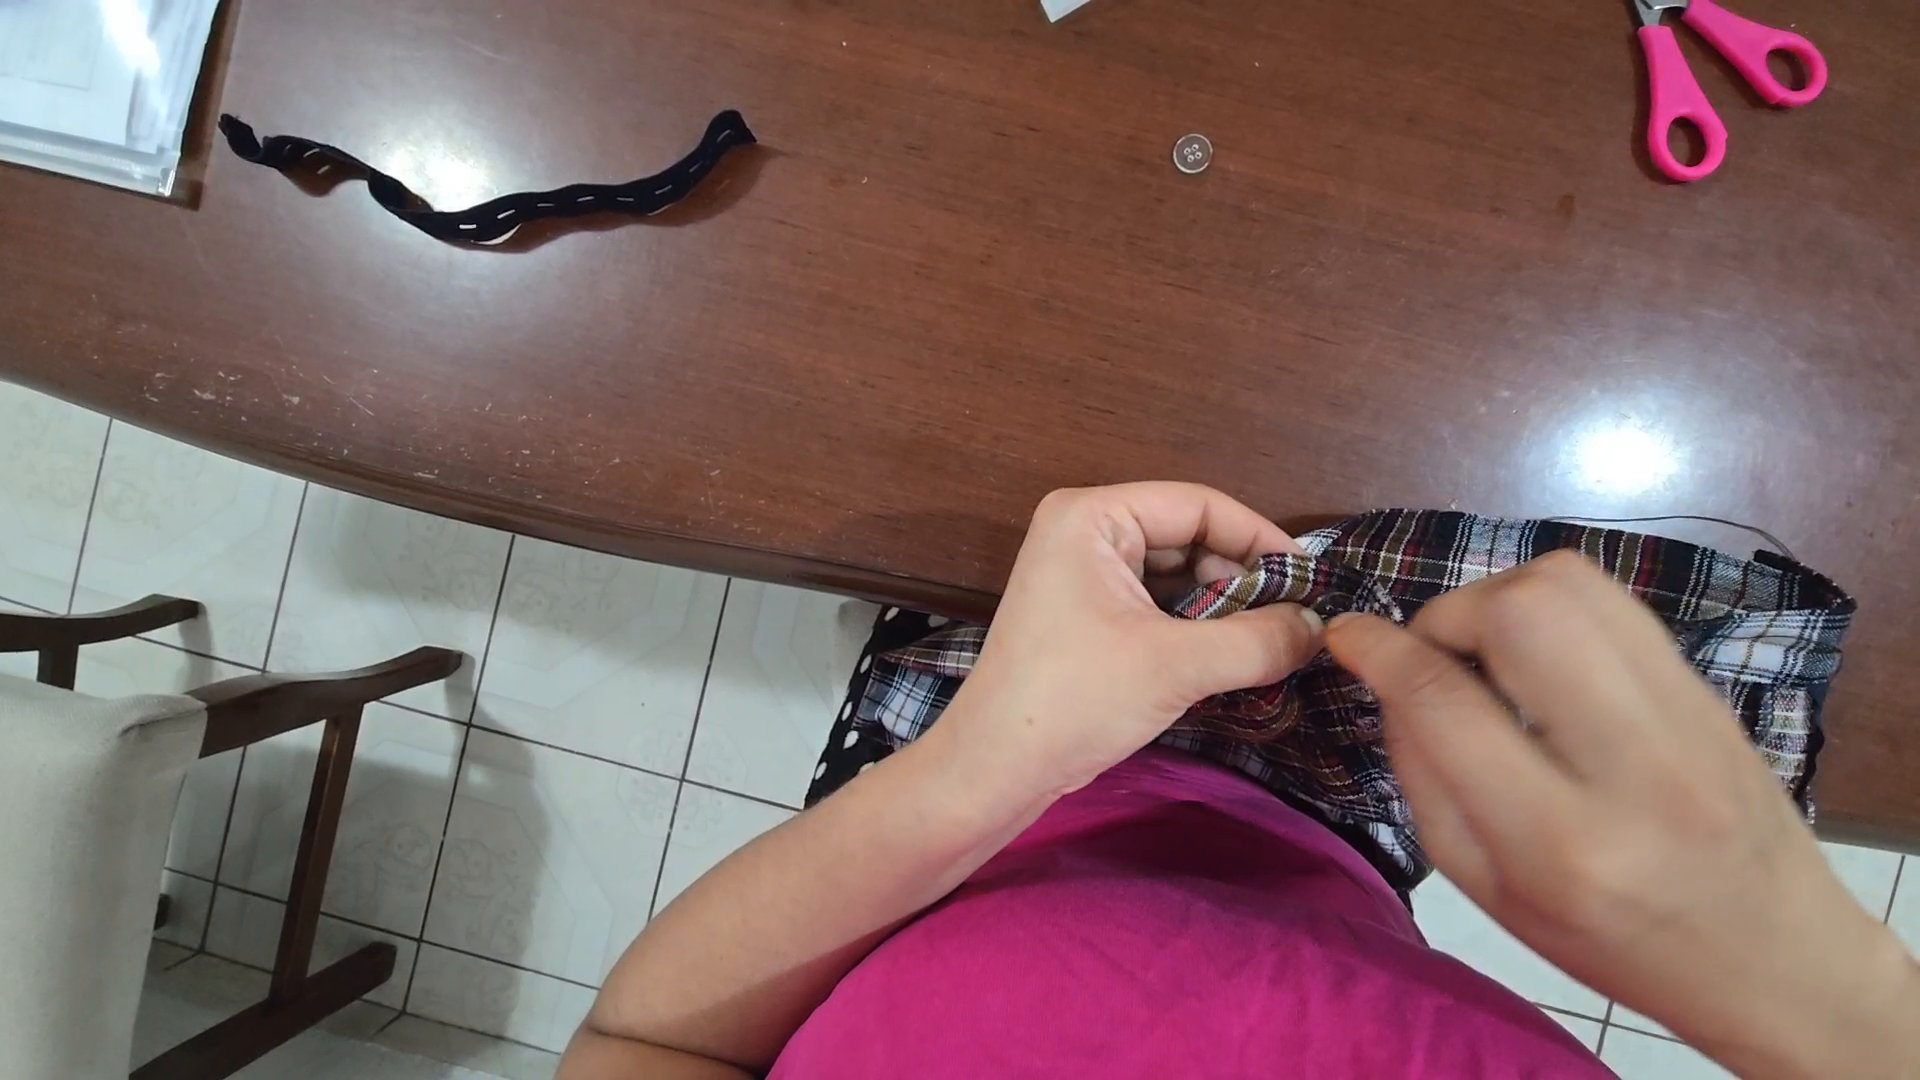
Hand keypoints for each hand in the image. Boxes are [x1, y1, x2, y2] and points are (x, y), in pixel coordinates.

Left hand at [937, 483, 1323, 806]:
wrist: (997, 765)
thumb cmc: (1076, 699)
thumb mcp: (1176, 666)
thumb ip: (1258, 640)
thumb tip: (1321, 626)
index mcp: (1091, 515)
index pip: (1197, 504)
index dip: (1259, 538)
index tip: (1311, 583)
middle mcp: (1083, 530)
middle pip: (1186, 535)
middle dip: (1240, 578)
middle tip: (1294, 620)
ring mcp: (1080, 571)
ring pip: (1173, 572)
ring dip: (1220, 605)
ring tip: (1269, 640)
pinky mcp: (1084, 610)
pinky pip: (1153, 601)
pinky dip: (1192, 623)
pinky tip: (1229, 652)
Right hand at [1325, 551, 1919, 1079]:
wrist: (1779, 961)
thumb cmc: (1601, 936)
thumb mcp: (1473, 875)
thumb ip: (1418, 768)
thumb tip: (1388, 676)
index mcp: (1557, 835)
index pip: (1444, 699)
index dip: (1377, 648)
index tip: (1345, 635)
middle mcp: (1633, 764)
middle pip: (1521, 612)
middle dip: (1447, 614)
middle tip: (1435, 654)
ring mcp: (1686, 713)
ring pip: (1567, 585)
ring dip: (1494, 599)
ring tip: (1483, 650)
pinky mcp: (1708, 686)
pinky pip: (1608, 597)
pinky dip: (1544, 602)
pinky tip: (1534, 649)